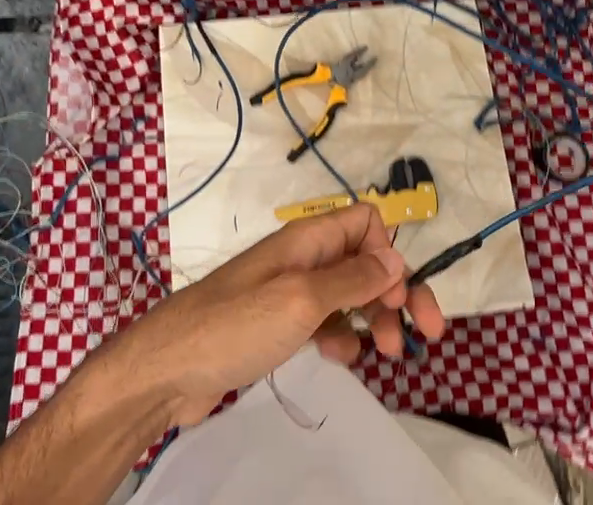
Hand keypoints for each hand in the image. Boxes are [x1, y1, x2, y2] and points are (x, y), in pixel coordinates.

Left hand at [107, 202, 445, 426]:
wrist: (169, 370)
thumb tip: (396, 257)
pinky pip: (324, 323)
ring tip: (386, 354)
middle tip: (423, 337)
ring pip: (348, 296)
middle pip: (365, 262)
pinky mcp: (277, 325)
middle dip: (398, 294)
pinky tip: (340, 359)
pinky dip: (341, 338)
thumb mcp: (300, 299)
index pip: (365, 222)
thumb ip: (351, 278)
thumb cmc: (235, 326)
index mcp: (307, 240)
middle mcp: (302, 259)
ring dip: (374, 319)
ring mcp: (289, 293)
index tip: (398, 297)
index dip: (389, 254)